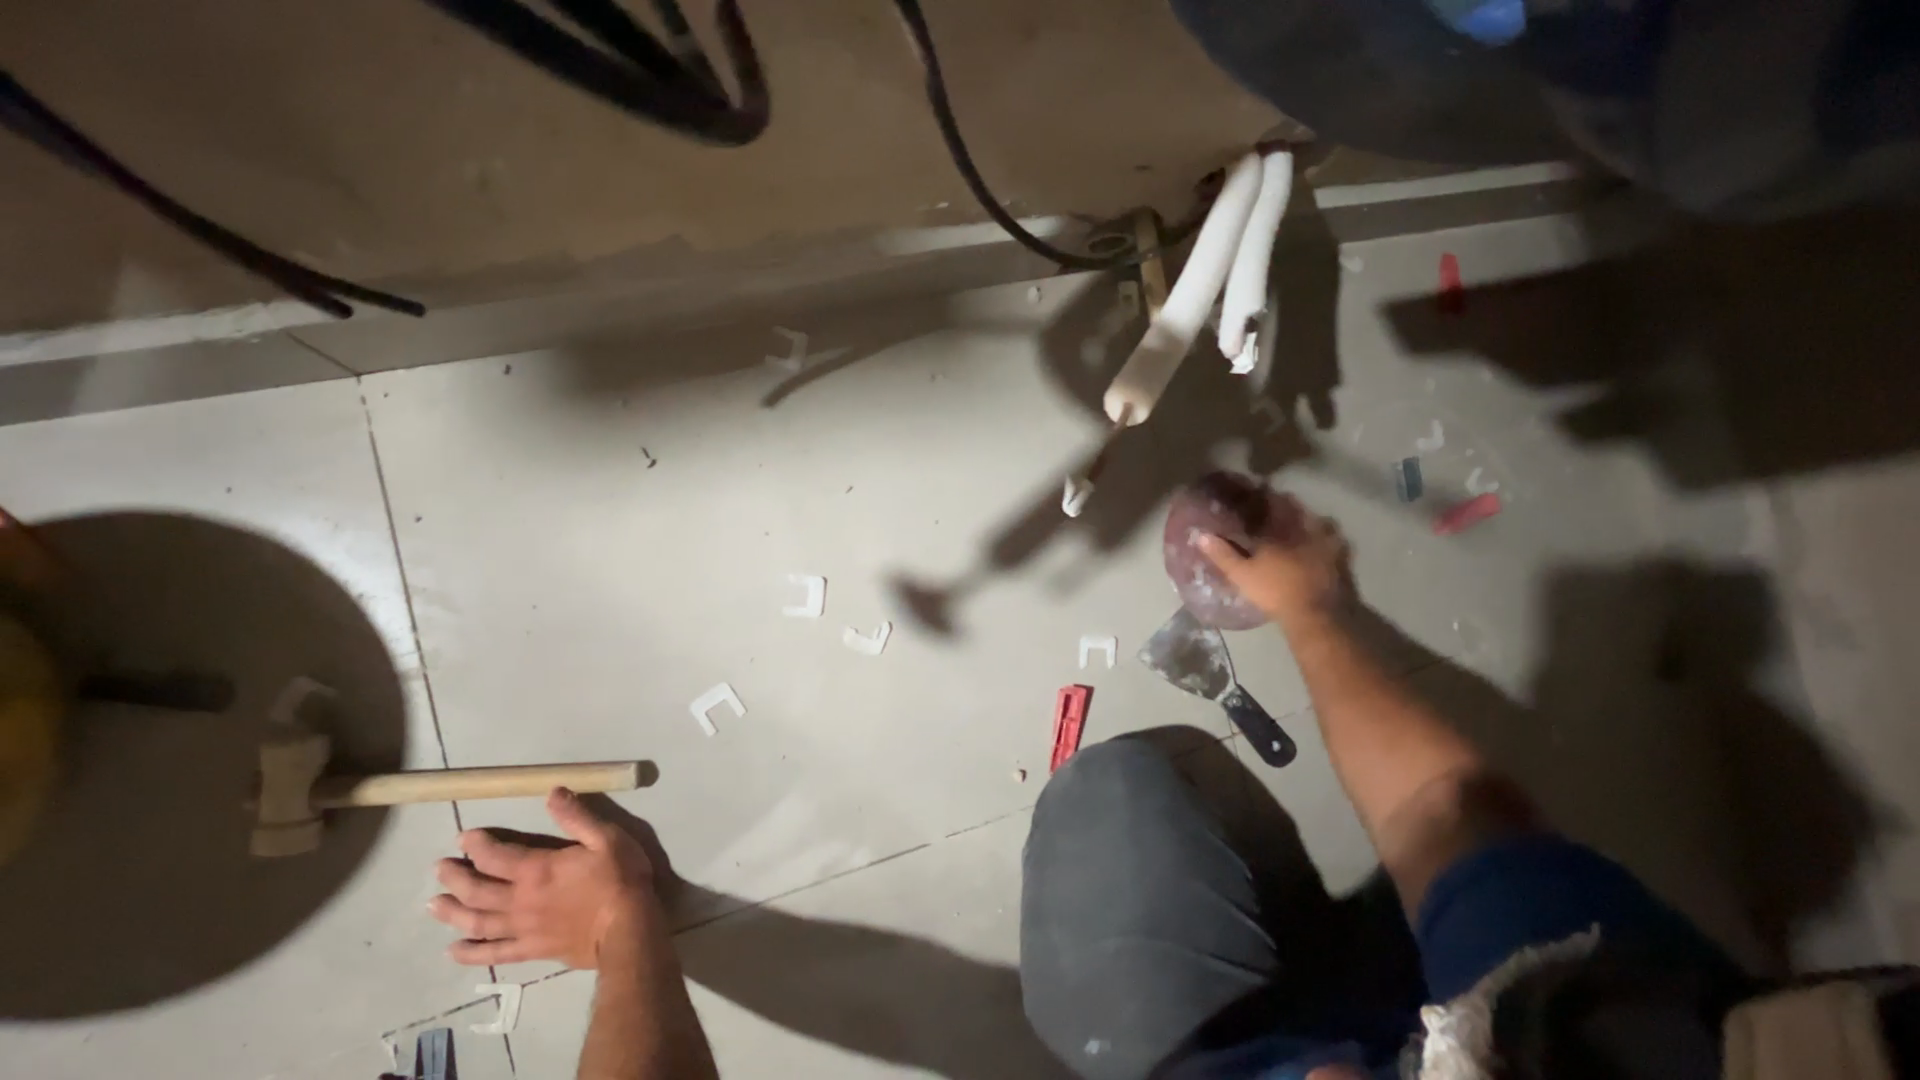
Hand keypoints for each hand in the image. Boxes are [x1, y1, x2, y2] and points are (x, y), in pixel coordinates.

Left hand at [428, 787, 657, 968]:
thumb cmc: (620, 879)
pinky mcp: (530, 950)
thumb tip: (552, 792)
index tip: (463, 838)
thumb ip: (577, 817)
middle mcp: (520, 900)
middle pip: (477, 889)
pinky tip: (454, 951)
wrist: (629, 929)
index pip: (495, 856)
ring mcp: (522, 929)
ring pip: (476, 921)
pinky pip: (494, 954)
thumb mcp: (606, 838)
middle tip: (439, 868)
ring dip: (452, 912)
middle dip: (455, 876)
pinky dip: (471, 954)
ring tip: (433, 904)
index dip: (476, 845)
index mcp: (537, 870)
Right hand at [1195, 495, 1351, 626]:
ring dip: (1310, 520)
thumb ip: (1223, 554)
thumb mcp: (1242, 574)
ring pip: (1319, 522)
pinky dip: (1328, 539)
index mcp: (1281, 529)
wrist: (1318, 614)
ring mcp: (1328, 543)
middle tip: (1280, 506)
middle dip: (1288, 505)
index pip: (1273, 502)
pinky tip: (1324, 545)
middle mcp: (1306, 528)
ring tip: (1302, 523)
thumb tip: (1200, 535)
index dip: (1265, 495)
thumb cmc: (1275, 591)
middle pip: (1297, 509)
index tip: (1258, 490)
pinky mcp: (1342, 559)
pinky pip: (1335, 541)